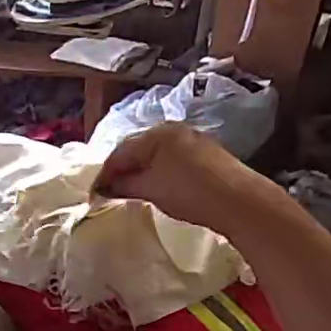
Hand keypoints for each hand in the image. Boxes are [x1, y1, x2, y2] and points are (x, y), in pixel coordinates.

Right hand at [95, 123, 272, 226]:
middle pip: (135, 149)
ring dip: (137, 172)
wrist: (238, 201)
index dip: (103, 174)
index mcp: (156, 133)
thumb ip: (123, 185)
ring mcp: (189, 140)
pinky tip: (152, 187)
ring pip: (152, 155)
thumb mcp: (150, 189)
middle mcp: (172, 130)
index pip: (119, 152)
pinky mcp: (201, 153)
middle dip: (120, 170)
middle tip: (107, 192)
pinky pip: (167, 160)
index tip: (92, 194)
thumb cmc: (189, 191)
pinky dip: (154, 172)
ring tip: (127, 191)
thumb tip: (104, 187)